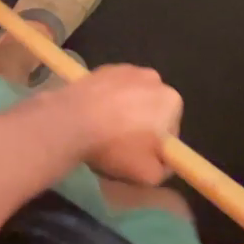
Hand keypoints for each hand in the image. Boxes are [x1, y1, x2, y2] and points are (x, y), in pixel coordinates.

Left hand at [51, 64, 181, 185]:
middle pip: (152, 110)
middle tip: (121, 145)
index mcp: (172, 101)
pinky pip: (111, 90)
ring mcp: (126, 69)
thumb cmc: (116, 146)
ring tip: (103, 131)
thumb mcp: (149, 175)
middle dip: (141, 126)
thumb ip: (164, 169)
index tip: (140, 157)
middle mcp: (154, 78)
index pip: (171, 130)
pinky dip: (106, 101)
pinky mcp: (102, 68)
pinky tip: (92, 116)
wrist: (71, 121)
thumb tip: (162, 162)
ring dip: (123, 112)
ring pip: (131, 98)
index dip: (157, 148)